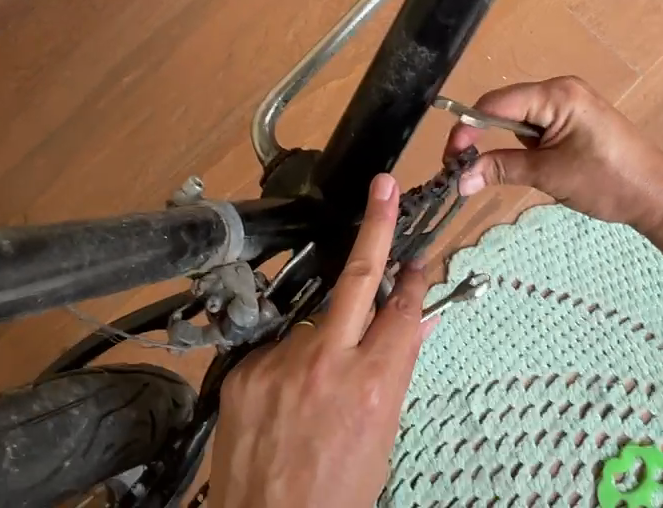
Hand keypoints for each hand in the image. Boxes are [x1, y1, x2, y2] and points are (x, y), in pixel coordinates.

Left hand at [212, 173, 430, 507]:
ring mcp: (280, 363)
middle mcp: (326, 364)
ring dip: (324, 339)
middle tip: (383, 187)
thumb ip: (395, 370)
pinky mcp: (245, 369)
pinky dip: (288, 363)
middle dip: (375, 227)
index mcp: (373, 385)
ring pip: (314, 322)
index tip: (416, 260)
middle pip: (356, 277)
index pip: (402, 310)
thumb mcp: (383, 438)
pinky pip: (277, 348)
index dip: (413, 281)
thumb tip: (416, 322)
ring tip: (316, 394)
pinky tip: (287, 401)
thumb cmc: (337, 495)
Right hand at [445, 76, 662, 231]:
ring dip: (502, 144)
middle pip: (505, 108)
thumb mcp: (549, 175)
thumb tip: (459, 179)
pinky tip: (520, 165)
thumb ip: (501, 169)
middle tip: (462, 168)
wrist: (660, 198)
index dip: (468, 129)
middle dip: (481, 137)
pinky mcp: (576, 121)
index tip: (451, 158)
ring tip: (490, 172)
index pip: (496, 103)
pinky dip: (523, 146)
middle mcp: (561, 90)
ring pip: (519, 119)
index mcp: (557, 94)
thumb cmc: (608, 181)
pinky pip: (537, 127)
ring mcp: (570, 104)